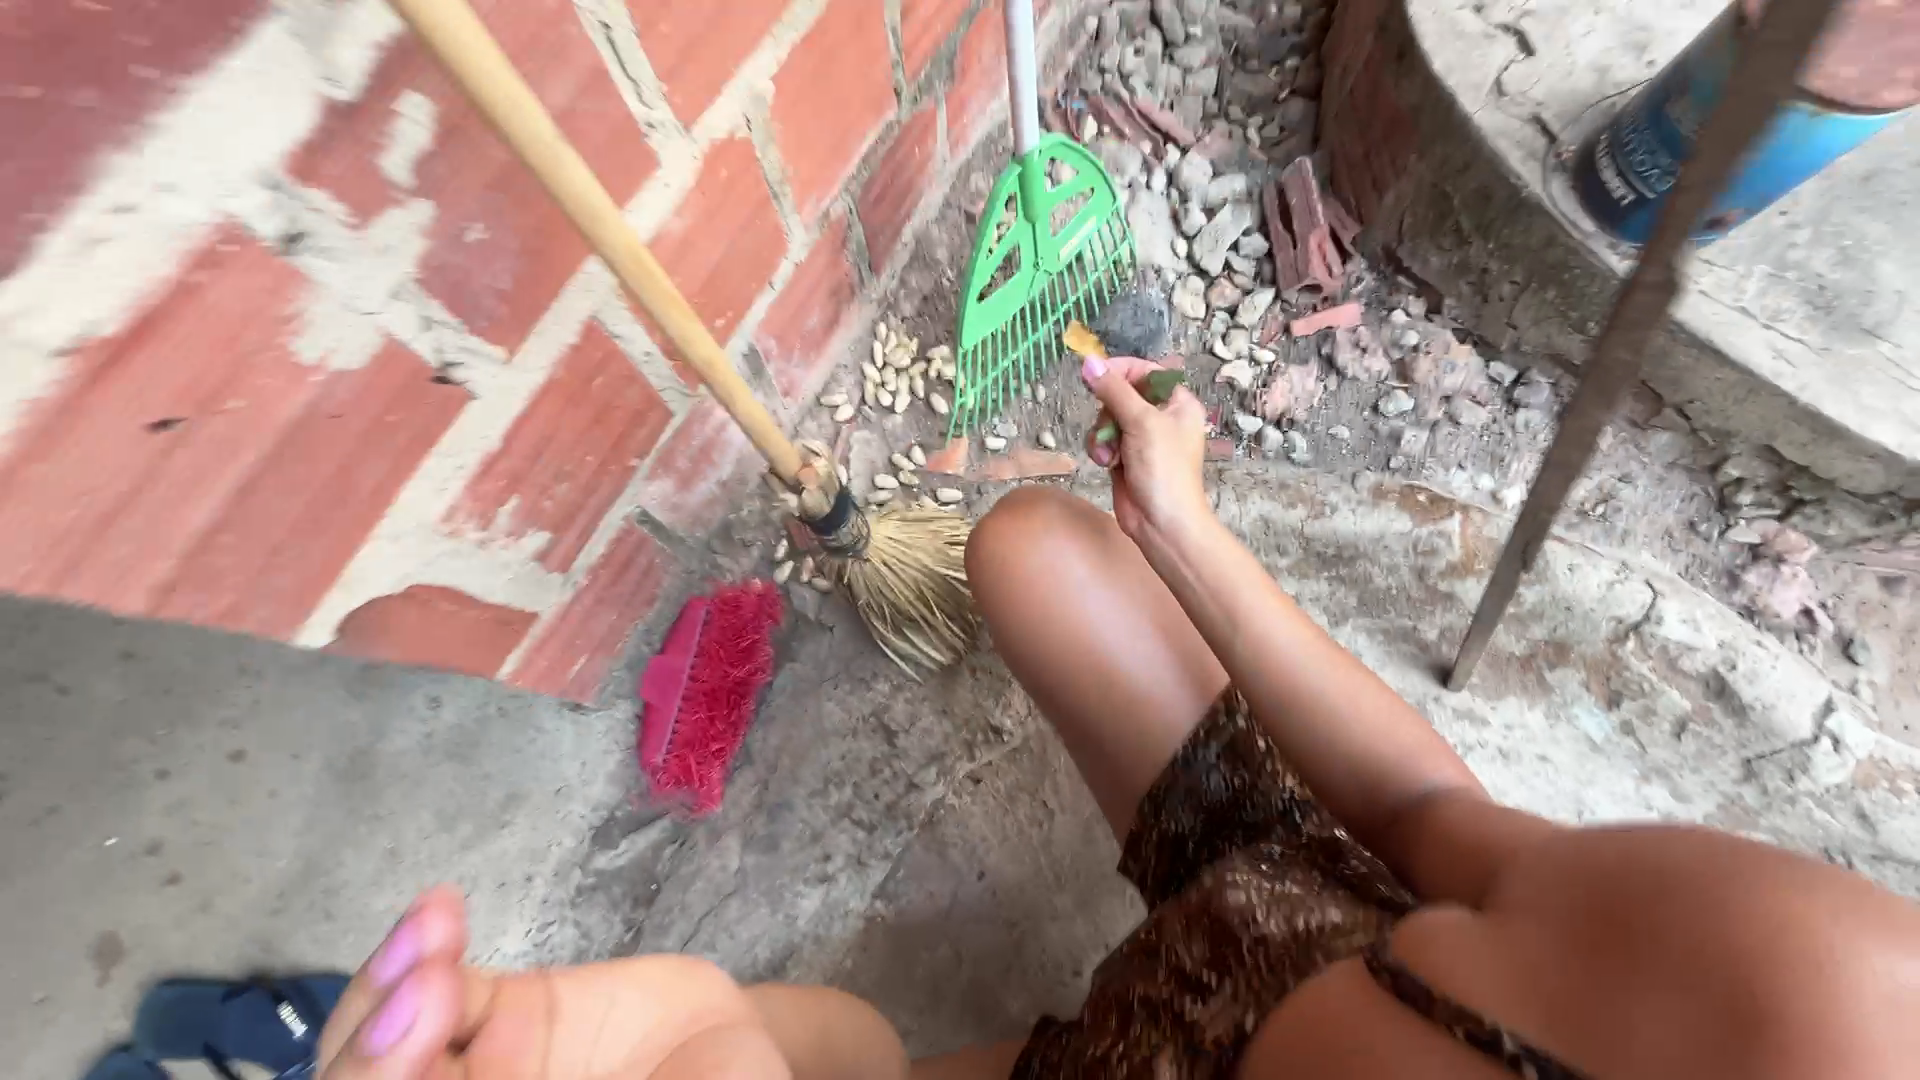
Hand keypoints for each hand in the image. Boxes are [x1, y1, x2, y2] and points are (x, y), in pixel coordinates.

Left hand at [318, 886, 787, 1079]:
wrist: (730, 1048)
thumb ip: (629, 1076)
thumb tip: (528, 1053)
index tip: (430, 1064)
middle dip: (378, 1063)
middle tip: (432, 1001)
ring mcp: (470, 1073)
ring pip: (378, 1047)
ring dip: (385, 1001)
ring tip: (431, 951)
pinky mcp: (494, 1010)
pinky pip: (435, 983)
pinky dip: (422, 950)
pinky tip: (441, 912)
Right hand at [1080, 354, 1209, 545]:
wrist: (1162, 523)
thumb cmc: (1163, 469)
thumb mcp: (1141, 422)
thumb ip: (1113, 390)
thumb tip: (1088, 361)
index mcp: (1177, 403)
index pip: (1145, 372)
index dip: (1120, 371)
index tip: (1095, 376)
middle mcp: (1161, 418)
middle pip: (1121, 395)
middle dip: (1108, 412)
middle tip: (1109, 428)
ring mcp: (1142, 439)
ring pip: (1107, 420)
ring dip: (1102, 435)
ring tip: (1109, 455)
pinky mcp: (1125, 458)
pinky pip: (1104, 441)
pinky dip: (1101, 451)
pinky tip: (1106, 465)